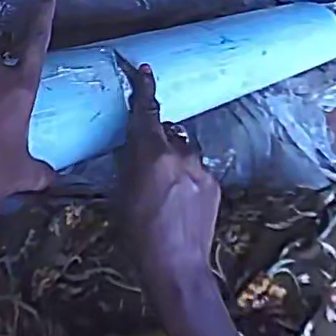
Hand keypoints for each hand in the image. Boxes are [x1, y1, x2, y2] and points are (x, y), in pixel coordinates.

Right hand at [119, 59, 222, 322]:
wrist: (178, 266)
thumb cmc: (138, 235)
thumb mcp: (122, 195)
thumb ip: (130, 165)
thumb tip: (133, 150)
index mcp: (151, 154)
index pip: (146, 112)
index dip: (144, 88)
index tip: (145, 69)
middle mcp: (179, 154)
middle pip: (166, 132)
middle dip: (156, 140)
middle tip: (145, 162)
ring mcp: (200, 168)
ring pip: (182, 152)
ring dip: (172, 160)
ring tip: (163, 190)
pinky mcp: (214, 183)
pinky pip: (196, 170)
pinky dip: (186, 177)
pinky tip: (179, 202)